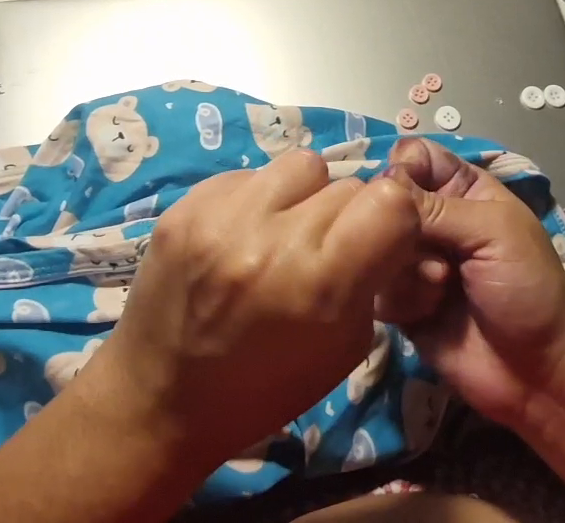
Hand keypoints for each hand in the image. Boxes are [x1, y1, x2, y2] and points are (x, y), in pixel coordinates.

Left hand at [76, 148, 420, 469]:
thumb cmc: (267, 387)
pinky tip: (242, 236)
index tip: (378, 243)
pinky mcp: (187, 203)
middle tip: (324, 251)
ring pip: (303, 164)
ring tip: (282, 233)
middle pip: (349, 184)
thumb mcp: (347, 347)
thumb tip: (405, 234)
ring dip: (306, 195)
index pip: (391, 199)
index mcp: (319, 283)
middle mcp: (271, 238)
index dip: (394, 219)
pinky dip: (260, 199)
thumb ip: (379, 279)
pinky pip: (252, 174)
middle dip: (348, 216)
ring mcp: (222, 216)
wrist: (159, 400)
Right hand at [377, 138, 564, 425]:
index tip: (399, 188)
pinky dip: (401, 298)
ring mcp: (416, 262)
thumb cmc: (528, 287)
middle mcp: (434, 220)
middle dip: (400, 226)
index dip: (401, 168)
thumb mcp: (493, 232)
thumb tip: (379, 186)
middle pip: (386, 201)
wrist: (536, 371)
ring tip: (441, 288)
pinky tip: (428, 312)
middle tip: (428, 249)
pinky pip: (376, 287)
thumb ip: (437, 206)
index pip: (414, 156)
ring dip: (406, 268)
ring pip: (376, 246)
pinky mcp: (402, 303)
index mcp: (462, 190)